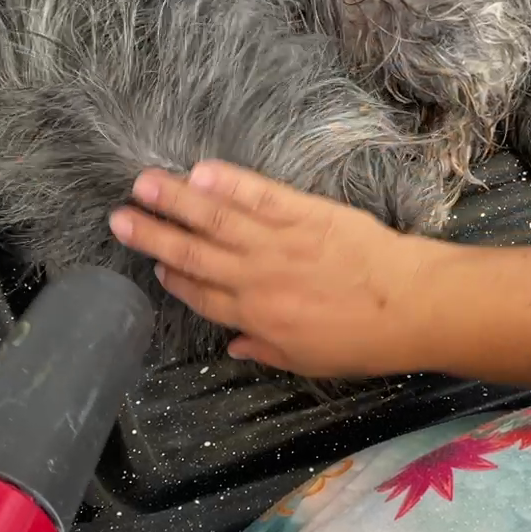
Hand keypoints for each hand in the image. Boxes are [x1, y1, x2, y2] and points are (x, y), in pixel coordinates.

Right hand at [107, 161, 444, 375]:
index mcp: (257, 318)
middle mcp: (256, 278)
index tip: (156, 265)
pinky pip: (257, 195)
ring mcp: (277, 242)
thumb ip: (266, 351)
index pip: (202, 295)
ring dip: (175, 201)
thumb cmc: (363, 340)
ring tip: (142, 183)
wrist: (411, 306)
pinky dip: (227, 182)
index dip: (175, 279)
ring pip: (216, 220)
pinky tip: (199, 170)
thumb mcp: (309, 360)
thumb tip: (233, 348)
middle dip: (153, 236)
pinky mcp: (303, 213)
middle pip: (194, 254)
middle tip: (119, 218)